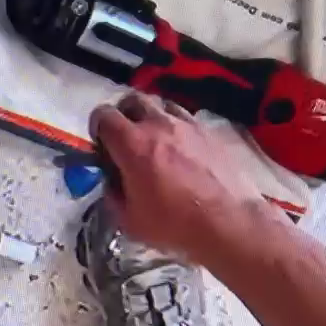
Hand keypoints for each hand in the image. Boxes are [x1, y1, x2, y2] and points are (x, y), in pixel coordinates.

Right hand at [89, 93, 284, 266]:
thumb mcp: (129, 221)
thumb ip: (113, 195)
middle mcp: (158, 125)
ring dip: (150, 118)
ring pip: (160, 105)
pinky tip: (180, 151)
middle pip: (132, 100)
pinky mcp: (209, 131)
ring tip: (154, 142)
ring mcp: (187, 124)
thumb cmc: (174, 225)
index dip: (97, 128)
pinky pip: (184, 118)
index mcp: (132, 145)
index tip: (101, 147)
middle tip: (125, 140)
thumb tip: (113, 183)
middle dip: (123, 116)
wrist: (229, 223)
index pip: (103, 116)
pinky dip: (175, 127)